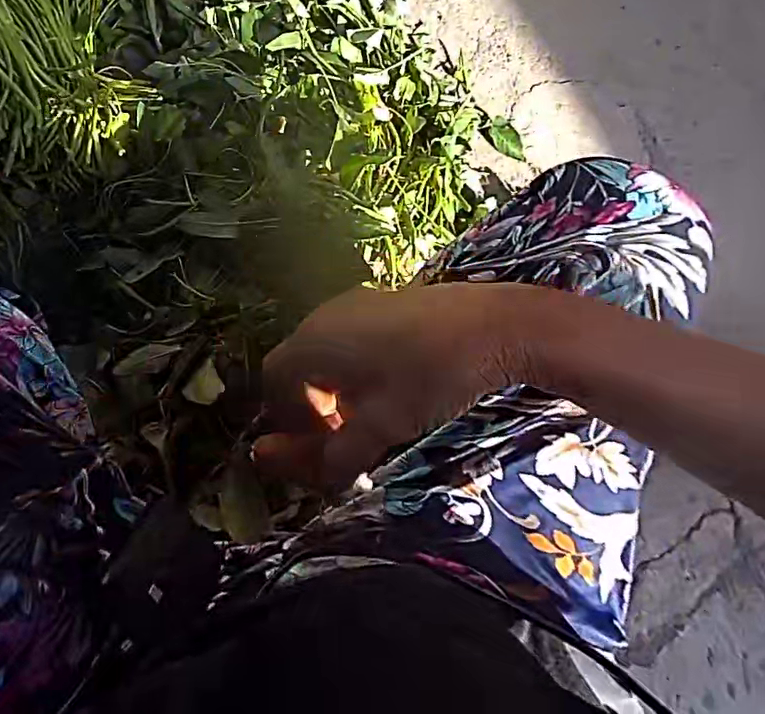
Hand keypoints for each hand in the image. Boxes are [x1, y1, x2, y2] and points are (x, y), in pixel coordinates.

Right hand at [254, 283, 597, 488]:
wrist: (491, 324)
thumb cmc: (429, 377)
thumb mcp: (380, 426)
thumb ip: (329, 453)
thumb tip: (276, 464)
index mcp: (312, 343)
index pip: (272, 384)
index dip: (289, 422)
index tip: (324, 447)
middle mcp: (321, 317)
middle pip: (294, 367)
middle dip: (309, 408)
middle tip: (344, 438)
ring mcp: (349, 304)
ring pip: (320, 353)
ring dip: (330, 390)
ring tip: (369, 416)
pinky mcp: (375, 300)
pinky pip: (344, 338)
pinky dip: (350, 369)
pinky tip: (389, 387)